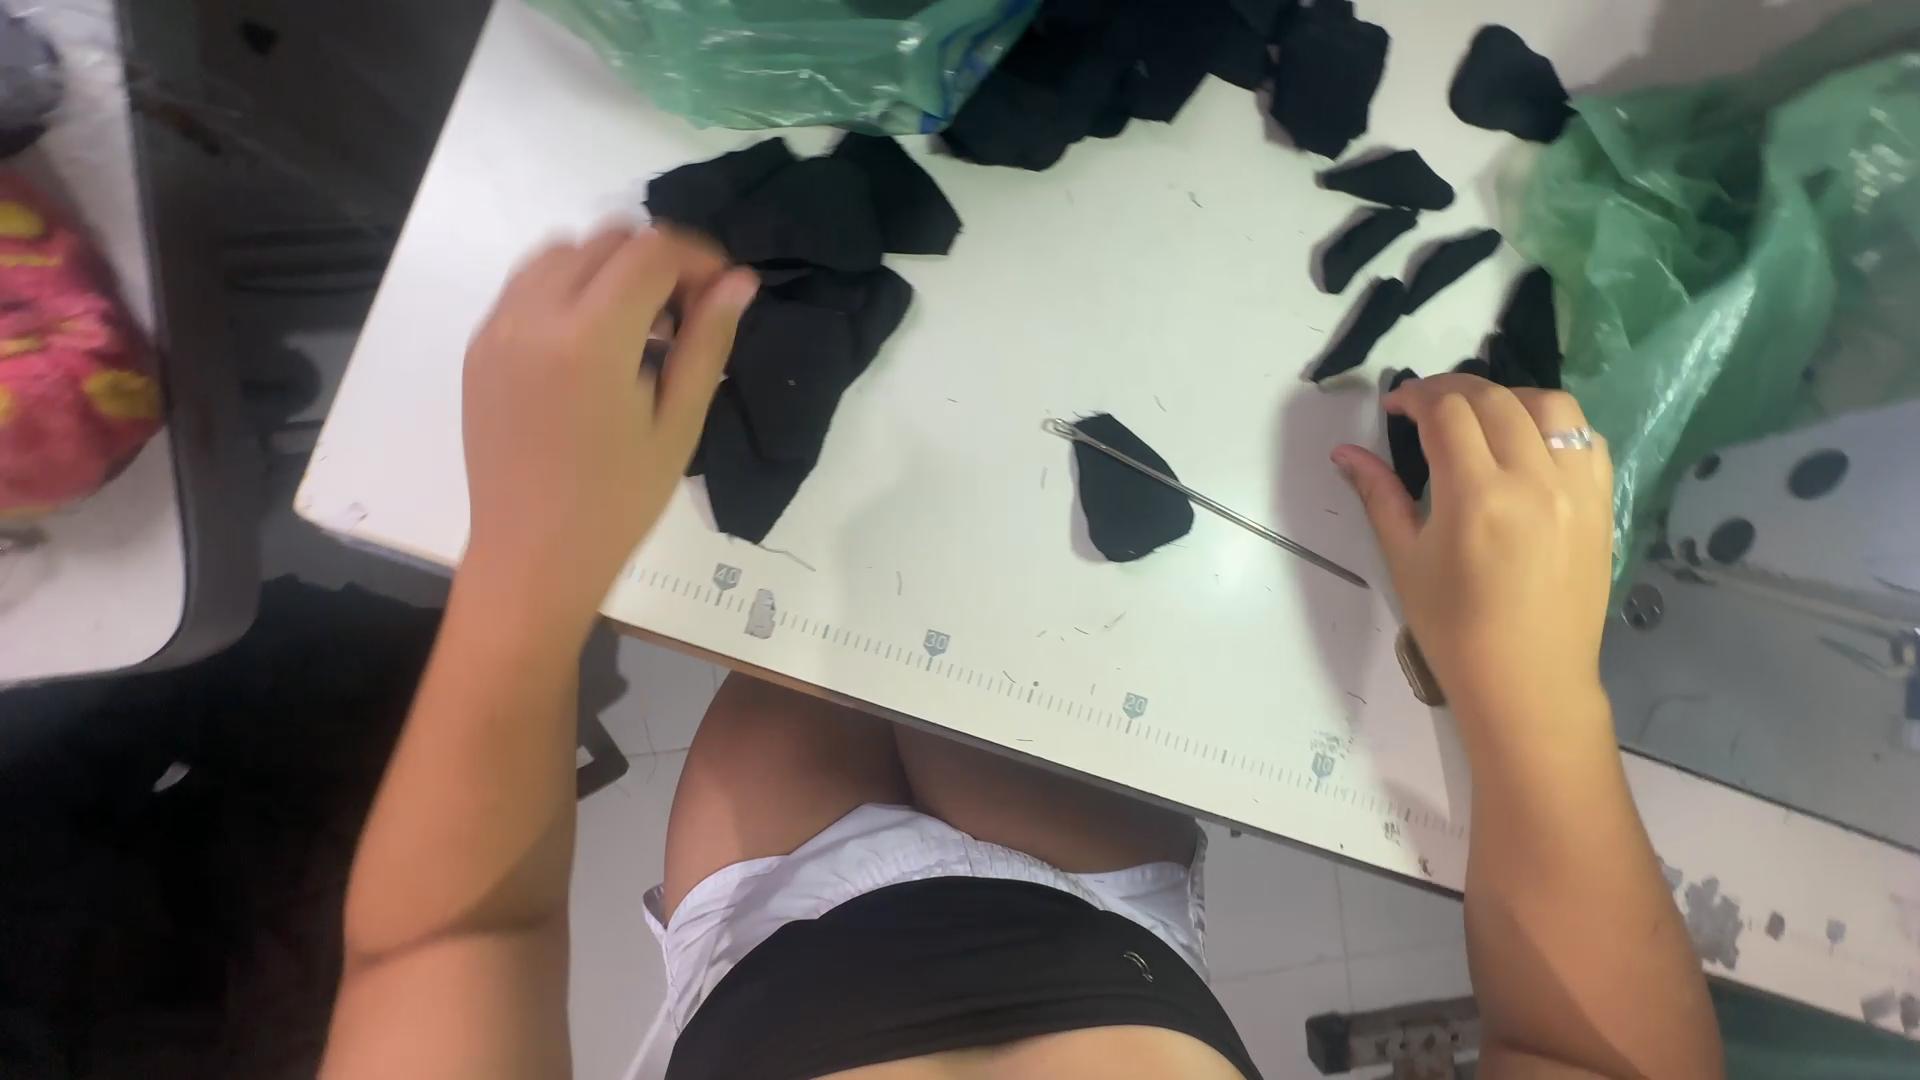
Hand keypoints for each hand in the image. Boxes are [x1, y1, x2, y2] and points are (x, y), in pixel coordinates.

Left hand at [460, 224, 757, 629]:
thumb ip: (707, 344)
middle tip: (688, 312)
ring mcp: (497, 327)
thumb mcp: (679, 425)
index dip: (698, 255)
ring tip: (641, 326)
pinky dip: (570, 287)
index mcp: (590, 340)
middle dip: (657, 259)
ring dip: (610, 267)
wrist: (535, 553)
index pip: (650, 251)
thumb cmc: (621, 500)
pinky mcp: (480, 346)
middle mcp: (533, 316)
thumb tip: (740, 282)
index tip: (724, 286)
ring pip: (560, 252)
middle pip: (604, 240)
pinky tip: (595, 341)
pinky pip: (527, 284)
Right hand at [1331, 375, 1614, 727]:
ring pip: (1550, 405)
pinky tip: (1522, 441)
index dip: (1415, 397)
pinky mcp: (1602, 502)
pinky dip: (1550, 423)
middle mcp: (1534, 480)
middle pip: (1495, 399)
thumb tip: (1344, 452)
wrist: (1525, 676)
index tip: (1393, 407)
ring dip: (1505, 396)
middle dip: (1452, 389)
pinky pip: (1583, 436)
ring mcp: (1577, 489)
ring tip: (1476, 416)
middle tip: (1422, 404)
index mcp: (1476, 497)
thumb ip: (1378, 494)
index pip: (1448, 413)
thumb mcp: (1403, 556)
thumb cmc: (1450, 624)